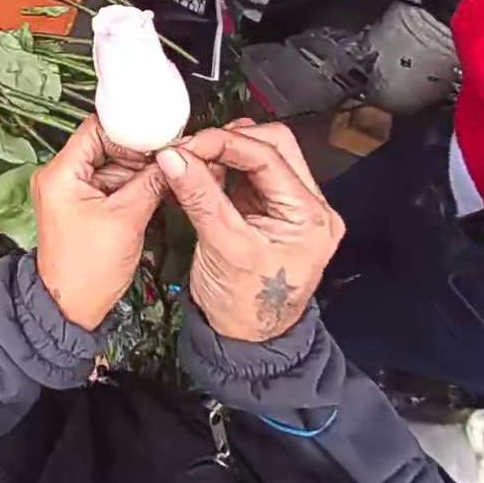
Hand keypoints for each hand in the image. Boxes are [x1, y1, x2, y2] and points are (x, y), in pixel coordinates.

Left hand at [32, 116, 169, 328]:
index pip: (95, 129)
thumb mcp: (127, 219)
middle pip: (103, 146)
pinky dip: (129, 184)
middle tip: (167, 156)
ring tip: (164, 175)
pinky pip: (106, 183)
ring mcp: (68, 191)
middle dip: (137, 151)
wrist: (70, 306)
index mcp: (61, 173)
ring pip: (108, 165)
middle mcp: (59, 177)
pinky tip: (152, 188)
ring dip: (136, 170)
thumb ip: (151, 183)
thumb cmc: (86, 270)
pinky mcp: (79, 205)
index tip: (156, 133)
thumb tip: (172, 159)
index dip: (128, 129)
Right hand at [156, 123, 343, 341]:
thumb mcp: (222, 247)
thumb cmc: (245, 306)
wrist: (246, 341)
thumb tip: (174, 156)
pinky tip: (198, 174)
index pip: (268, 157)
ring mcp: (286, 206)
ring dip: (223, 151)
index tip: (185, 145)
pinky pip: (244, 174)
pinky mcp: (265, 210)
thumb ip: (199, 196)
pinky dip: (220, 167)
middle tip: (189, 148)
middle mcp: (307, 205)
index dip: (223, 143)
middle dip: (228, 140)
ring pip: (259, 154)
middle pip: (272, 145)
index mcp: (310, 215)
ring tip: (191, 162)